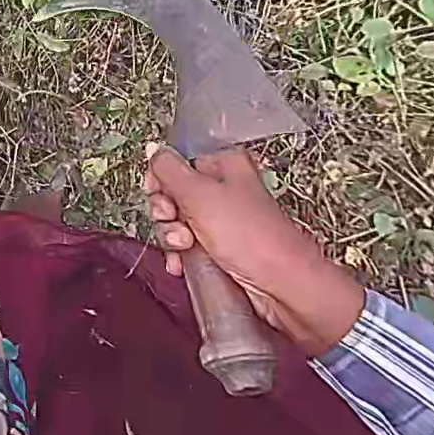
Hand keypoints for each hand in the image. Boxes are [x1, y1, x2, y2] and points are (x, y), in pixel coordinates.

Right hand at [142, 147, 364, 354]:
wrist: (281, 286)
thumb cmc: (248, 236)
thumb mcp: (198, 194)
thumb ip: (168, 169)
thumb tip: (152, 148)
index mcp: (223, 165)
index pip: (174, 162)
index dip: (160, 181)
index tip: (161, 196)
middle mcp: (222, 189)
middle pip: (170, 192)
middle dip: (166, 212)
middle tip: (177, 222)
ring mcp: (220, 219)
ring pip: (175, 221)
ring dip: (171, 236)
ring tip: (186, 247)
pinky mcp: (219, 246)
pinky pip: (185, 244)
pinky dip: (179, 253)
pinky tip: (182, 263)